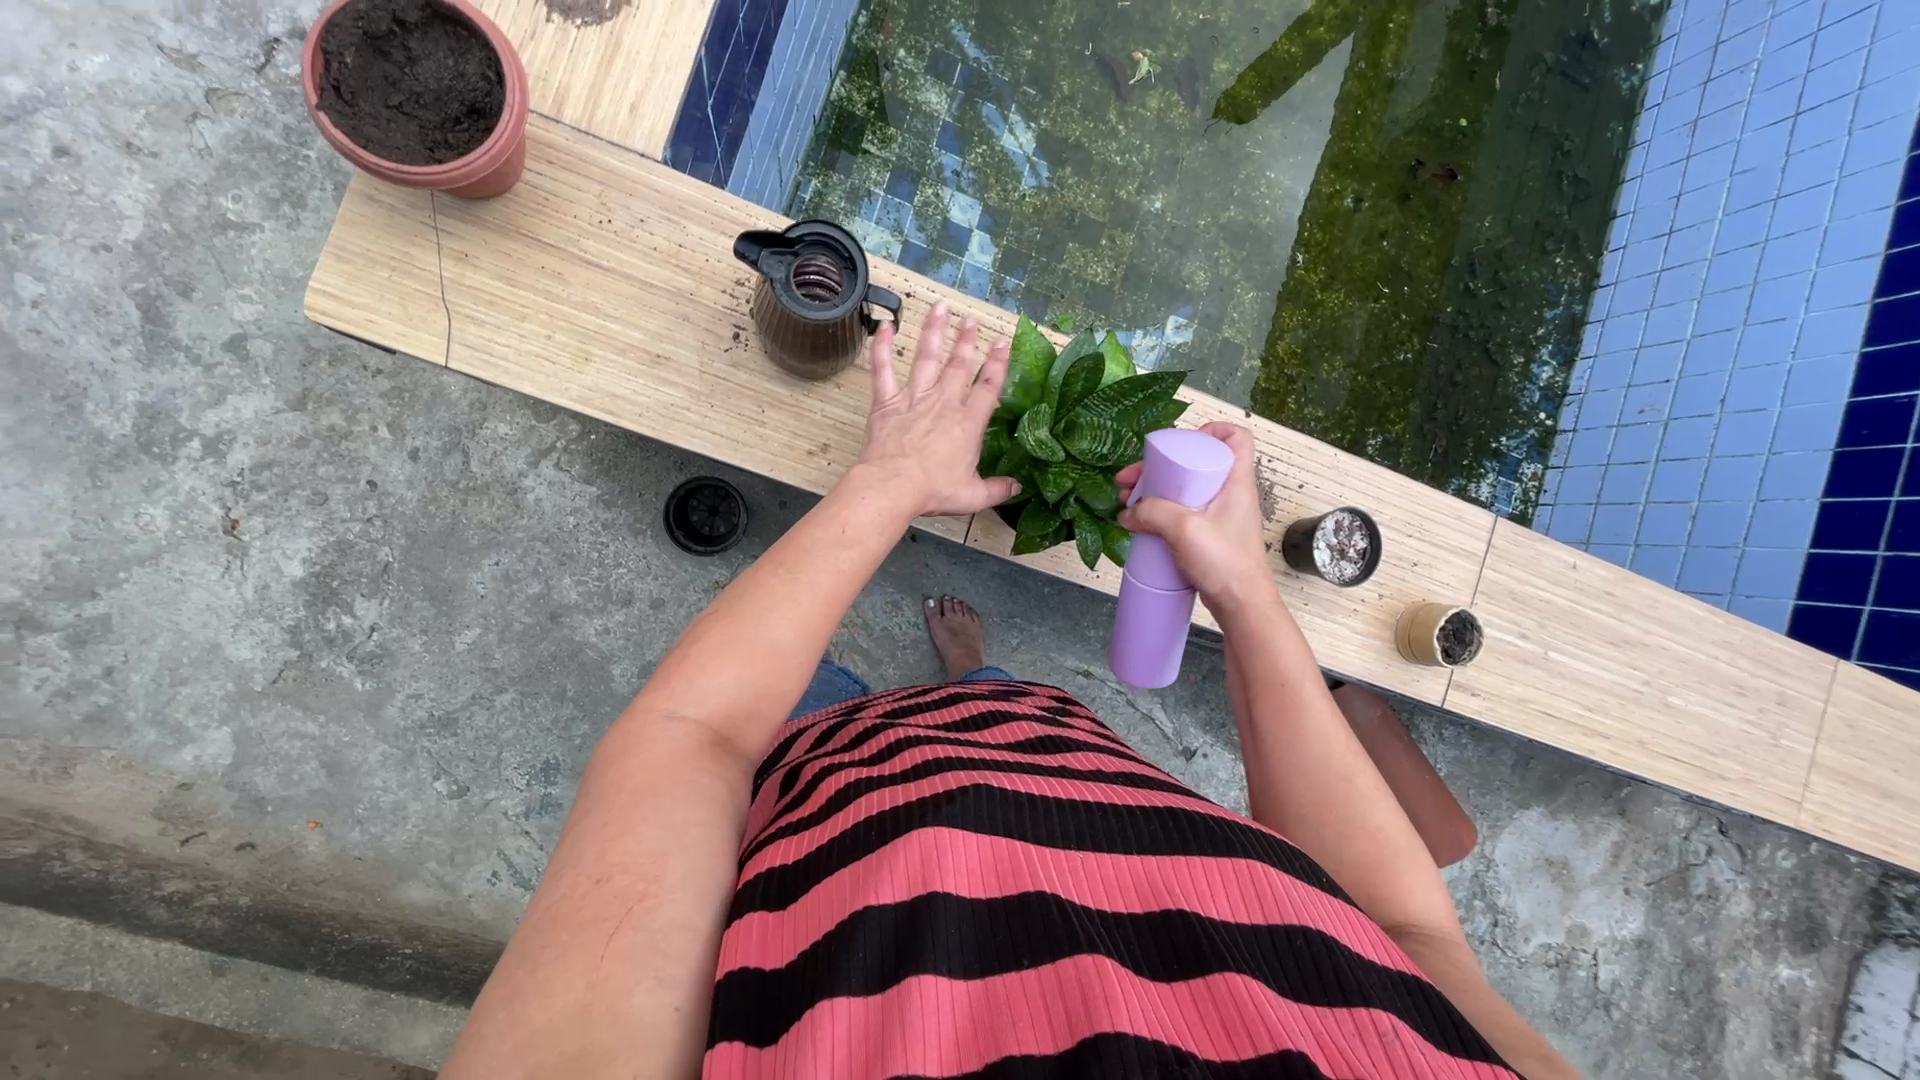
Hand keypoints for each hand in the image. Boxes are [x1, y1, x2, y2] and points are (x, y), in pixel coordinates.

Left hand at [857, 303, 1020, 516]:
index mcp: (968, 423)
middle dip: (967, 341)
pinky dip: (883, 347)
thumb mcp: (973, 495)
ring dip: (934, 331)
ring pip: (926, 358)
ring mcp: (914, 399)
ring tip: (940, 308)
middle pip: (959, 365)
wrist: (893, 487)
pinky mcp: (887, 403)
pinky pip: (883, 369)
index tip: (1004, 342)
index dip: (999, 363)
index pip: (989, 387)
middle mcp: (944, 403)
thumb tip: (1017, 487)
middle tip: (972, 321)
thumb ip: (997, 489)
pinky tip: (886, 326)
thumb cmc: (933, 491)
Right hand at [1115, 421, 1280, 618]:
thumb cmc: (1224, 562)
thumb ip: (1152, 513)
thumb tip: (1128, 512)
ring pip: (1184, 489)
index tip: (1180, 444)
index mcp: (1235, 482)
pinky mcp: (1208, 536)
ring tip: (1126, 501)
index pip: (1235, 437)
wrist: (1241, 604)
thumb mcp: (1184, 529)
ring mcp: (1219, 516)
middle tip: (1131, 479)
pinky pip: (1181, 513)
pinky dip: (1160, 512)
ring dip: (1154, 491)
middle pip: (1195, 463)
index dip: (1211, 431)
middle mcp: (1229, 493)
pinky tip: (1139, 521)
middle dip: (1160, 467)